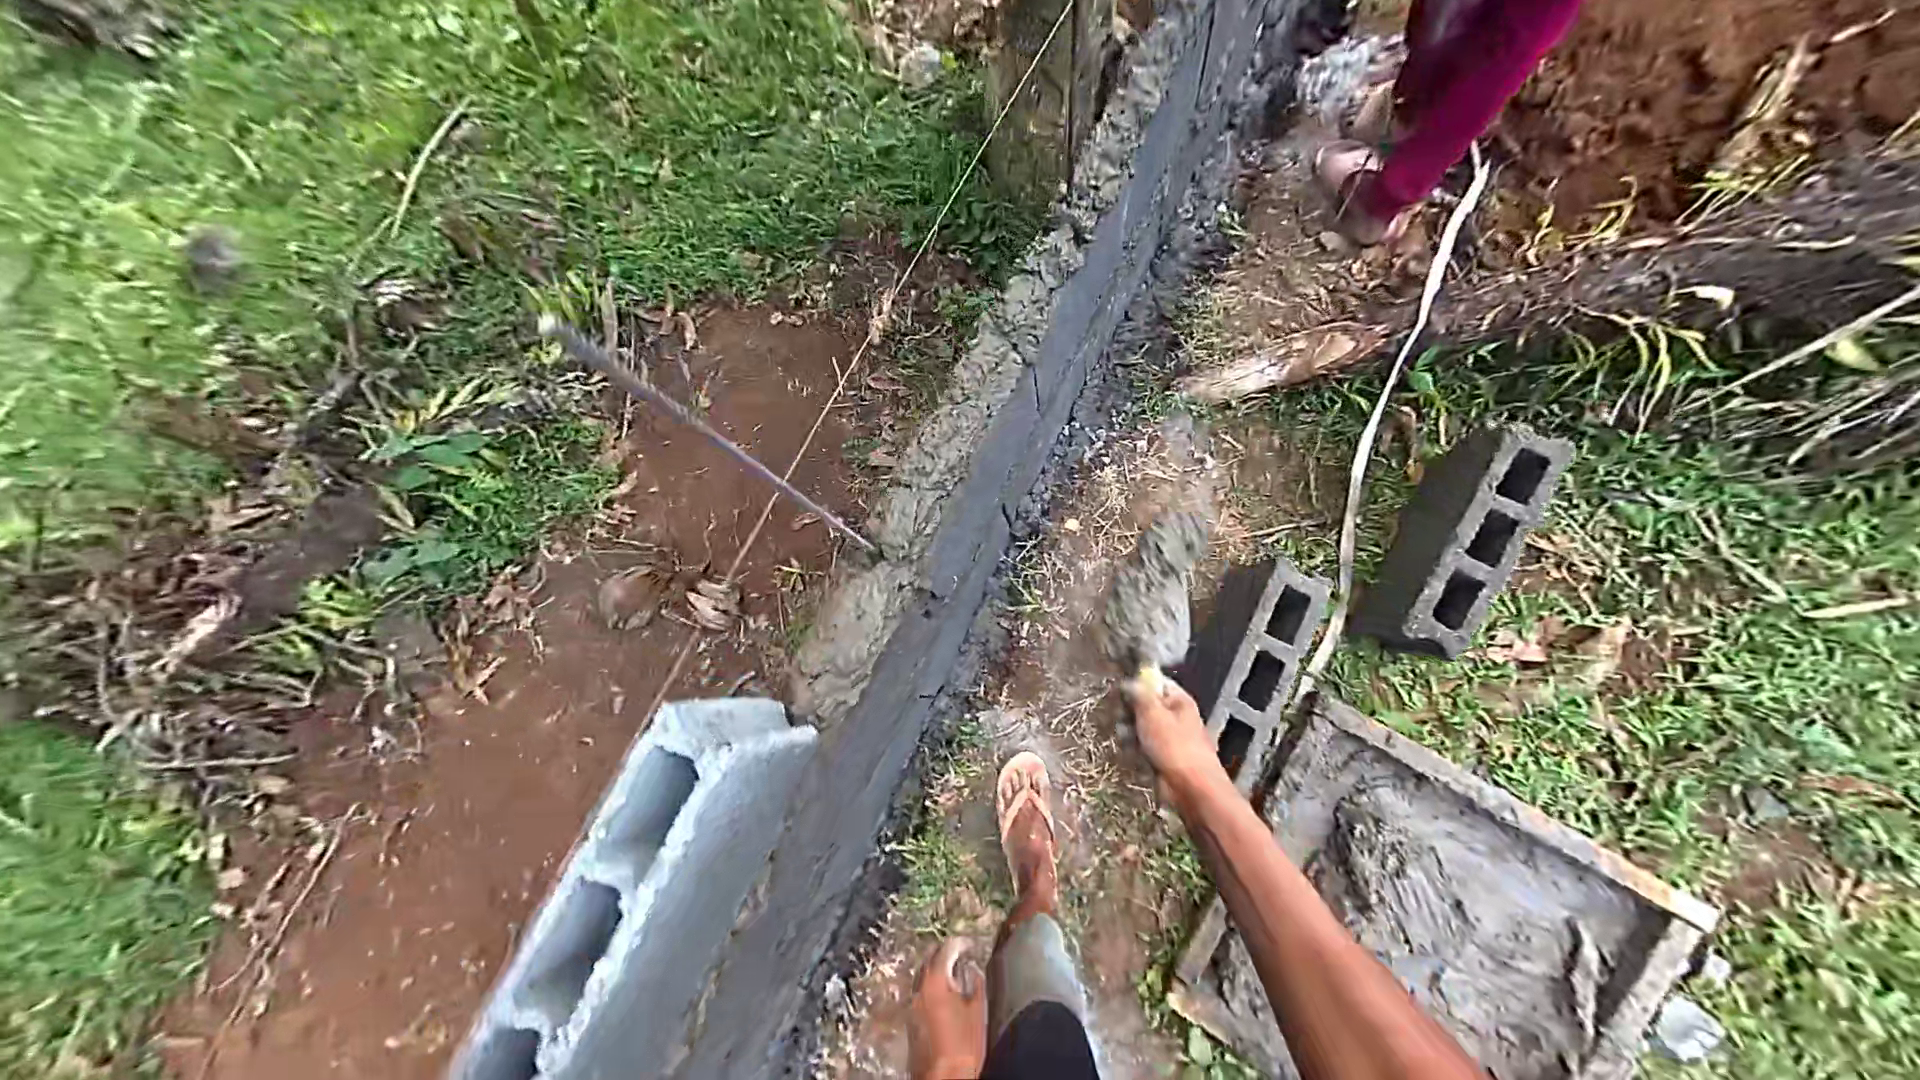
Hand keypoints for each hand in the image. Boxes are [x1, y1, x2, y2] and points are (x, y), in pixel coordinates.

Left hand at [908, 937, 985, 1078]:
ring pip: (922, 975)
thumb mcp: (977, 1011)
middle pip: (929, 958)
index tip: (970, 944)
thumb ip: (975, 983)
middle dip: (944, 952)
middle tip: (960, 954)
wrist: (943, 1079)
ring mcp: (912, 1003)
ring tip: (953, 972)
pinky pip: (920, 991)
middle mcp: (919, 987)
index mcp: (935, 980)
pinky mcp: (910, 1019)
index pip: (946, 949)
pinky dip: (930, 985)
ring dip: (936, 969)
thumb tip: (972, 968)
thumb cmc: (964, 1045)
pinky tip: (943, 993)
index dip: (960, 943)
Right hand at [1123, 673, 1227, 795]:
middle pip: (1145, 705)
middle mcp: (1175, 716)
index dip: (1137, 684)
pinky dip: (1134, 748)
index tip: (1121, 691)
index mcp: (1179, 701)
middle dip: (1130, 711)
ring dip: (1129, 732)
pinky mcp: (1162, 756)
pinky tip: (1131, 752)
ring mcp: (1169, 737)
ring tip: (1128, 739)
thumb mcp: (1152, 713)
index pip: (1155, 682)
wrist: (1192, 789)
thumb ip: (1139, 694)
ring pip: (1140, 726)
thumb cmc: (1174, 747)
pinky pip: (1142, 746)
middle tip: (1123, 718)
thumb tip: (1129, 682)